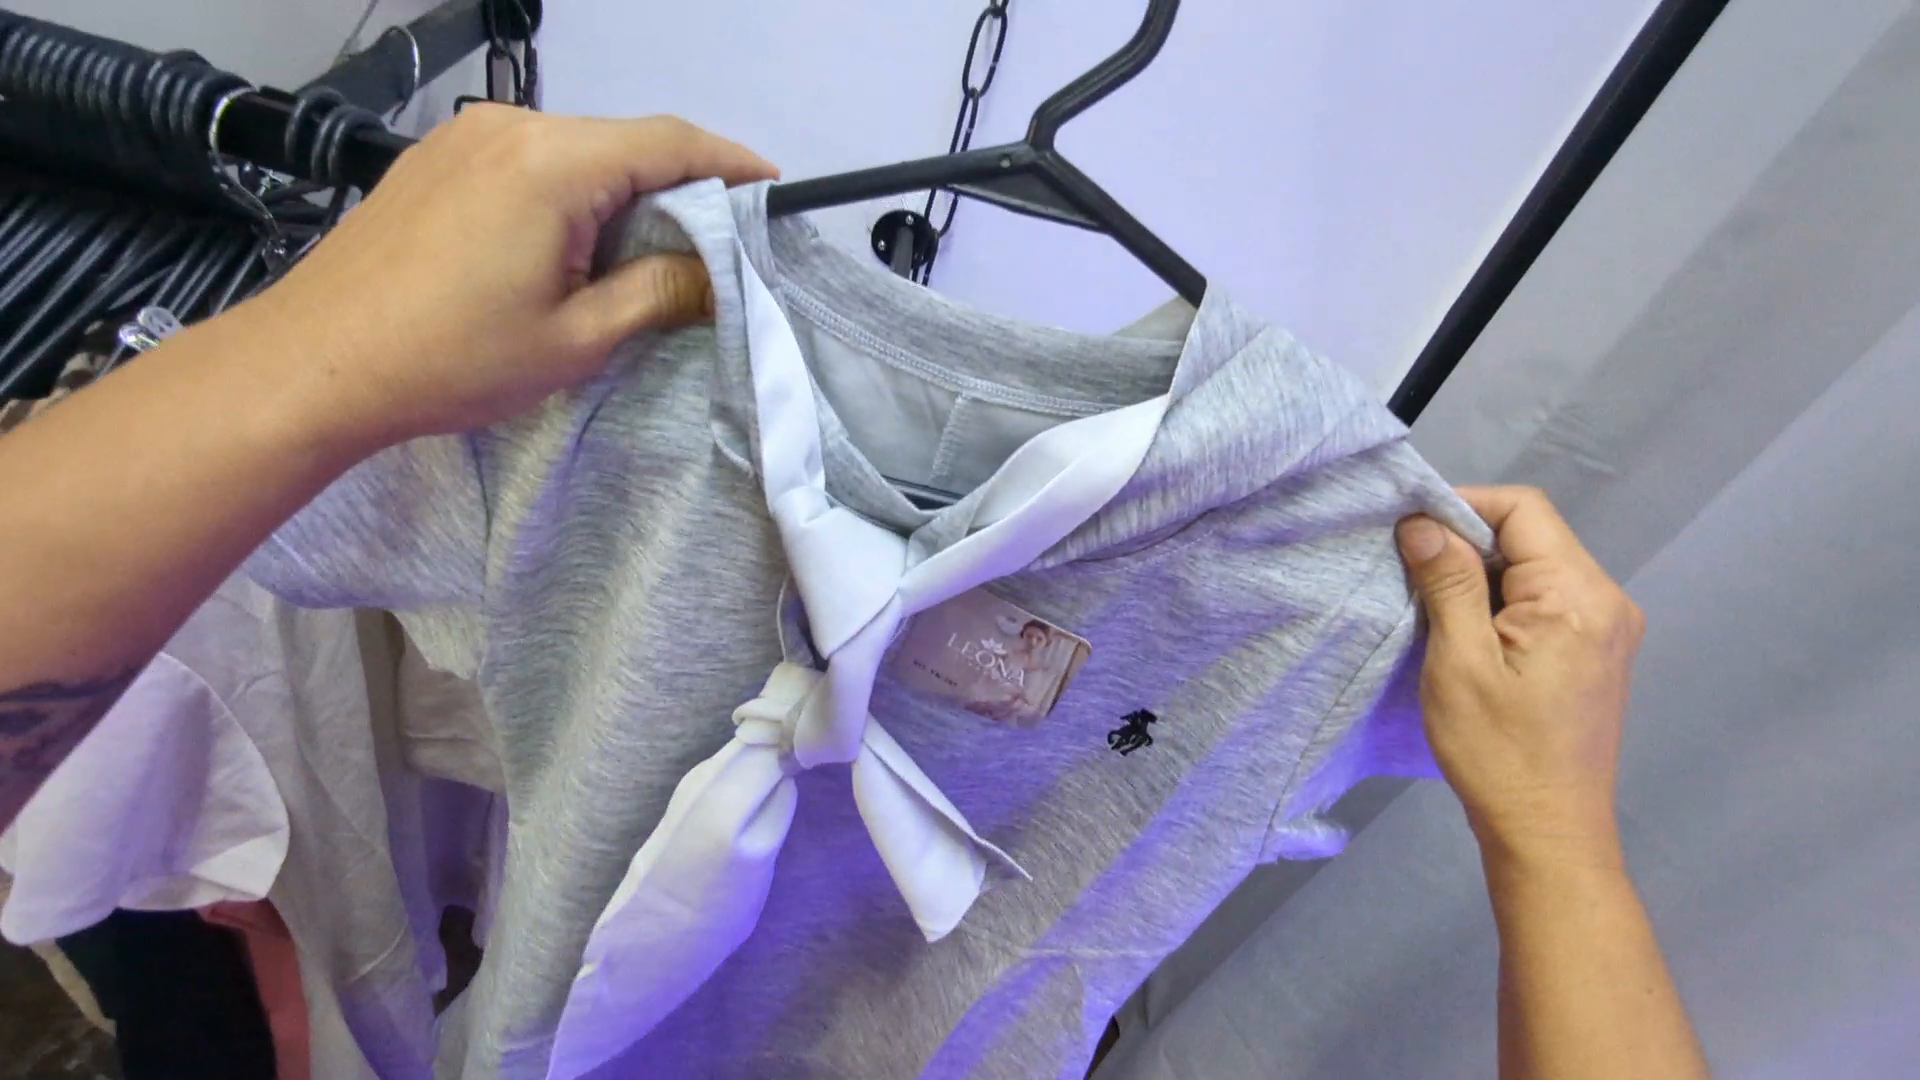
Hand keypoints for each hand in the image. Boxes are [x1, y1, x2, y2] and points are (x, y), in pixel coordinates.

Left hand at [241, 107, 776, 444]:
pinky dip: (585, 193)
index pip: (670, 141)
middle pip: (628, 141)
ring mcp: (469, 137)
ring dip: (634, 193)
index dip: (732, 162)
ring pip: (585, 151)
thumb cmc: (457, 358)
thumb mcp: (580, 336)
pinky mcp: (443, 159)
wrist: (316, 364)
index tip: (773, 189)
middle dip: (685, 186)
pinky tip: (590, 242)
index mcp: (552, 164)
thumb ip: (660, 292)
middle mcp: (512, 127)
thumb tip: (720, 272)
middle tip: (723, 243)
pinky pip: (540, 161)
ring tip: (660, 252)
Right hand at [1395, 487, 1645, 869]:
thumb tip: (1421, 523)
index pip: (1524, 510)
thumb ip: (1447, 583)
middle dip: (1463, 539)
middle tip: (1406, 566)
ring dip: (1476, 569)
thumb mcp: (1459, 661)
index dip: (1461, 505)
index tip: (1407, 529)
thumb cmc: (1496, 748)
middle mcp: (1606, 600)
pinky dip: (1494, 594)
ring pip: (1531, 564)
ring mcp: (1604, 626)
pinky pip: (1539, 595)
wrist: (1546, 828)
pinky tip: (1461, 622)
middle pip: (1530, 534)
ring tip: (1426, 596)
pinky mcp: (1591, 648)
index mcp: (1579, 597)